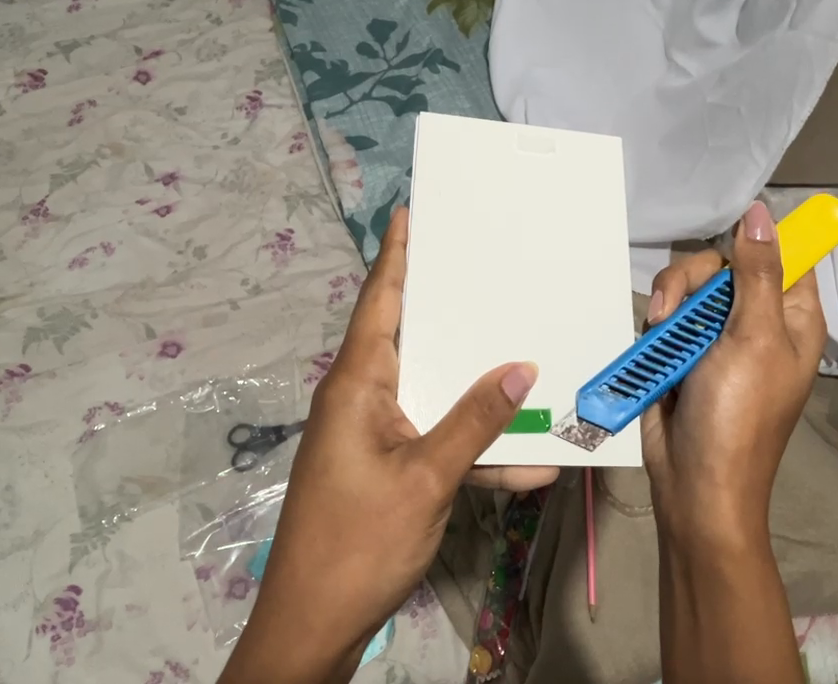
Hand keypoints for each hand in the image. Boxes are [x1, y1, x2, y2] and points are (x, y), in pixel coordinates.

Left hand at [222, 209, 541, 683]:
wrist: (312, 627)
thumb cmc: (358, 543)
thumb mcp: (427, 479)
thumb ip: (475, 421)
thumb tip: (521, 369)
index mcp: (358, 382)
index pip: (380, 299)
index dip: (398, 254)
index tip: (413, 211)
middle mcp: (362, 395)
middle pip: (410, 333)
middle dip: (450, 306)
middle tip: (490, 269)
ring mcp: (372, 432)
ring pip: (431, 388)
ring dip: (473, 386)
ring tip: (521, 351)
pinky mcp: (385, 465)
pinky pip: (435, 437)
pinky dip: (471, 445)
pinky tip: (524, 463)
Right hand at [641, 200, 825, 545]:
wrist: (693, 480)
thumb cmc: (738, 413)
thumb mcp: (755, 338)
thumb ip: (758, 272)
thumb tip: (762, 211)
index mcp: (792, 316)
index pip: (789, 255)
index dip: (762, 239)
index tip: (732, 243)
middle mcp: (758, 319)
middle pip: (726, 262)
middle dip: (697, 278)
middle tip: (684, 306)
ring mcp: (718, 333)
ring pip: (690, 283)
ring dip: (671, 300)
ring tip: (662, 332)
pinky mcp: (684, 346)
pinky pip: (669, 309)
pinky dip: (658, 321)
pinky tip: (653, 339)